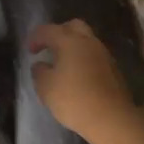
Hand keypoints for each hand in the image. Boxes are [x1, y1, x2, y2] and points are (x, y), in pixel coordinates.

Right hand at [28, 20, 139, 143]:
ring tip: (62, 63)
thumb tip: (40, 65)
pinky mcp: (113, 69)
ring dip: (73, 46)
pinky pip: (95, 55)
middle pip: (73, 26)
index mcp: (70, 41)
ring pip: (87, 40)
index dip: (36, 37)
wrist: (111, 117)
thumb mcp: (46, 88)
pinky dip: (84, 59)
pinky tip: (78, 75)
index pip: (49, 30)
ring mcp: (104, 54)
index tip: (30, 50)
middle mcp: (89, 42)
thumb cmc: (74, 99)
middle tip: (49, 47)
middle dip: (59, 33)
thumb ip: (39, 72)